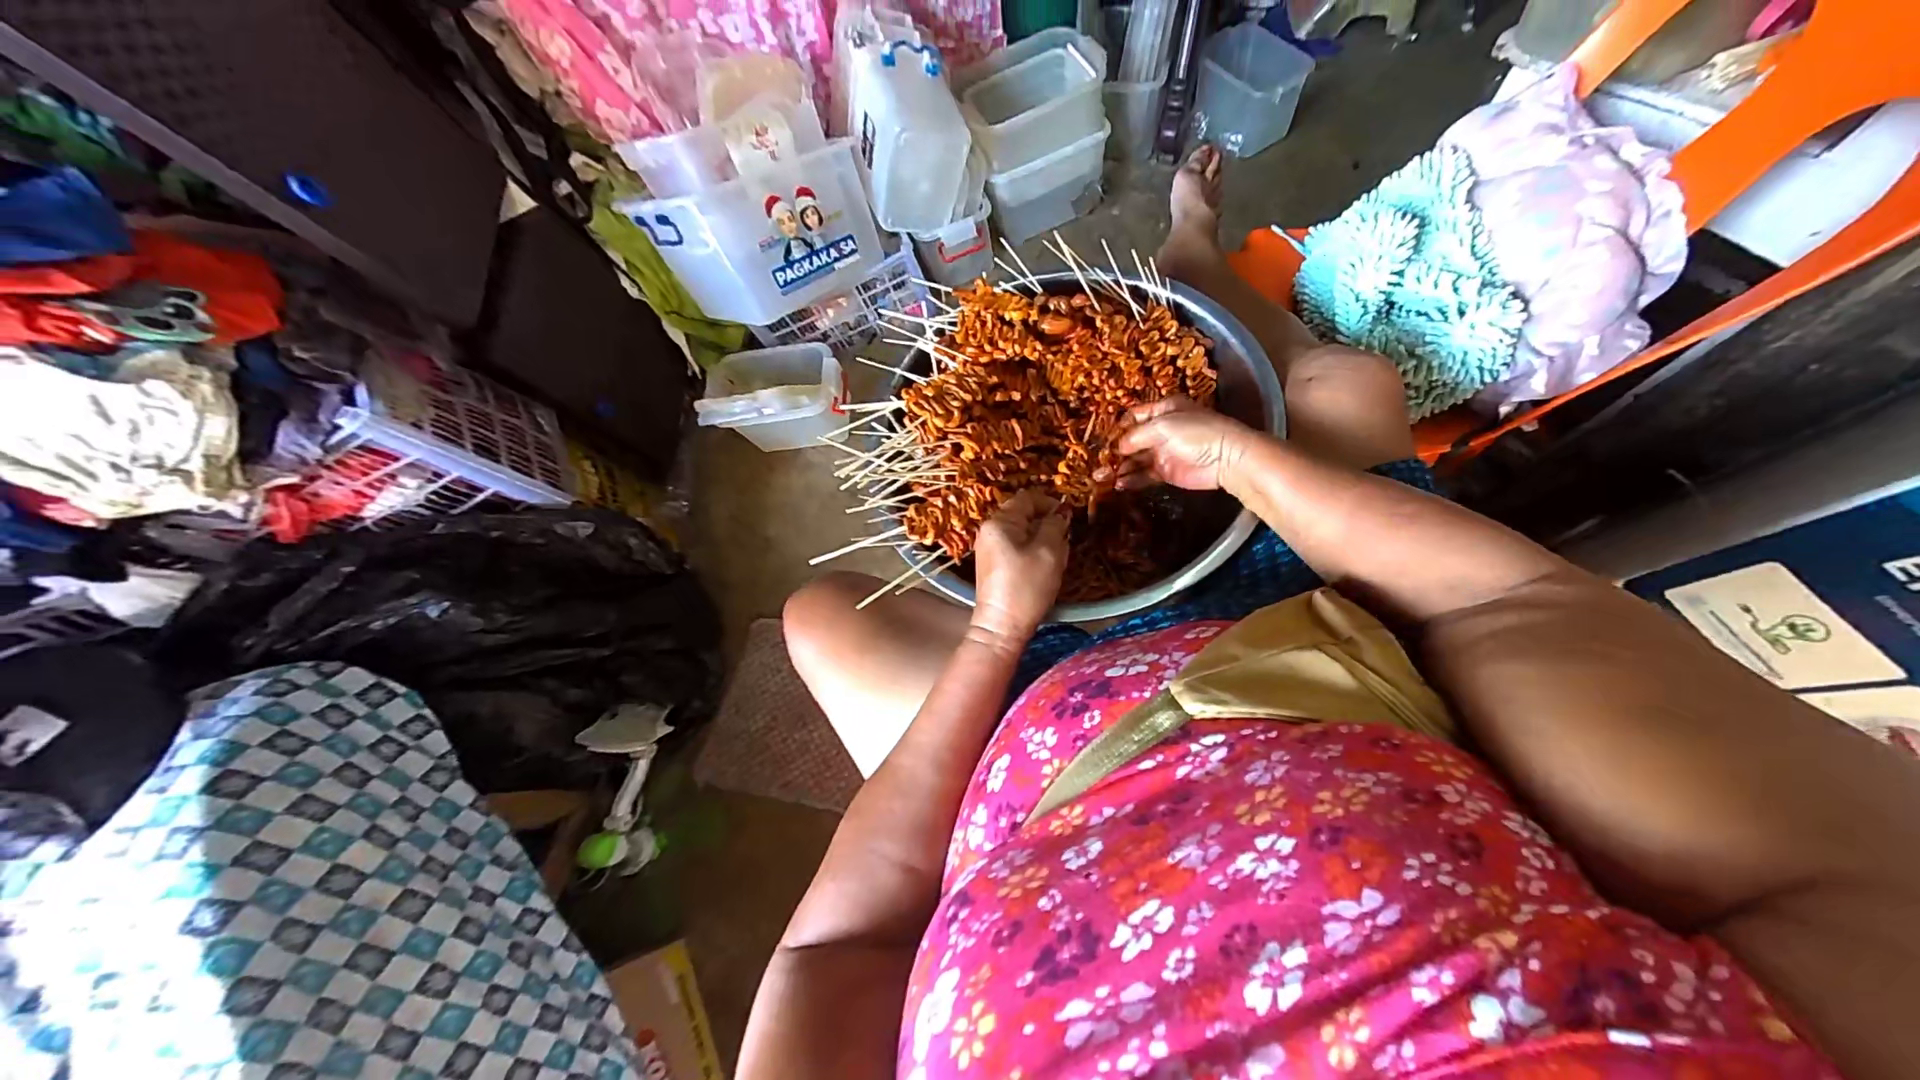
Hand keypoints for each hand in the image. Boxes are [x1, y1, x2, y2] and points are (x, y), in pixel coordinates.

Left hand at [969, 489, 1069, 643]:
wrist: (1001, 626)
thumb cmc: (1026, 587)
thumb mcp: (1048, 552)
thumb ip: (1055, 526)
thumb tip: (1060, 512)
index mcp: (999, 522)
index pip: (1027, 498)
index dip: (1050, 503)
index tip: (1067, 517)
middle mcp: (989, 530)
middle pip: (1024, 514)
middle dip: (1047, 523)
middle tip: (1063, 540)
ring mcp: (989, 548)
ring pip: (1022, 532)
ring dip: (1042, 540)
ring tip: (1055, 558)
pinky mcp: (993, 564)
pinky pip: (1016, 548)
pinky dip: (1032, 552)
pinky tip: (1043, 568)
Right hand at [1106, 396, 1256, 491]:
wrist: (1226, 459)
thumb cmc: (1196, 433)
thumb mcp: (1163, 426)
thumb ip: (1135, 436)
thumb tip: (1117, 447)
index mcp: (1163, 410)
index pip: (1134, 415)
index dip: (1118, 426)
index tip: (1103, 438)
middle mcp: (1161, 429)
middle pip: (1131, 439)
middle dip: (1114, 450)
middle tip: (1098, 461)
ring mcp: (1163, 452)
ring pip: (1135, 459)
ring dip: (1119, 467)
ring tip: (1102, 477)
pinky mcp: (1165, 472)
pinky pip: (1143, 475)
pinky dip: (1131, 480)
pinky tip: (1119, 484)